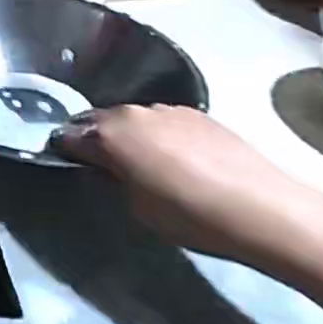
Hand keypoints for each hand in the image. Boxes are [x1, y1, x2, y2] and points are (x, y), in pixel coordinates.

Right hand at [54, 105, 322, 267]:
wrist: (260, 206)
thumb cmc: (190, 215)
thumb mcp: (138, 209)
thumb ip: (111, 181)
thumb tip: (101, 168)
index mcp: (110, 136)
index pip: (71, 135)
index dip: (63, 147)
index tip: (62, 158)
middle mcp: (130, 112)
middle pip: (98, 119)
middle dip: (90, 134)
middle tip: (94, 158)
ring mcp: (163, 108)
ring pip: (130, 116)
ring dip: (124, 132)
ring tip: (137, 158)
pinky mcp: (193, 111)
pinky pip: (159, 119)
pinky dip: (154, 132)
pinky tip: (172, 155)